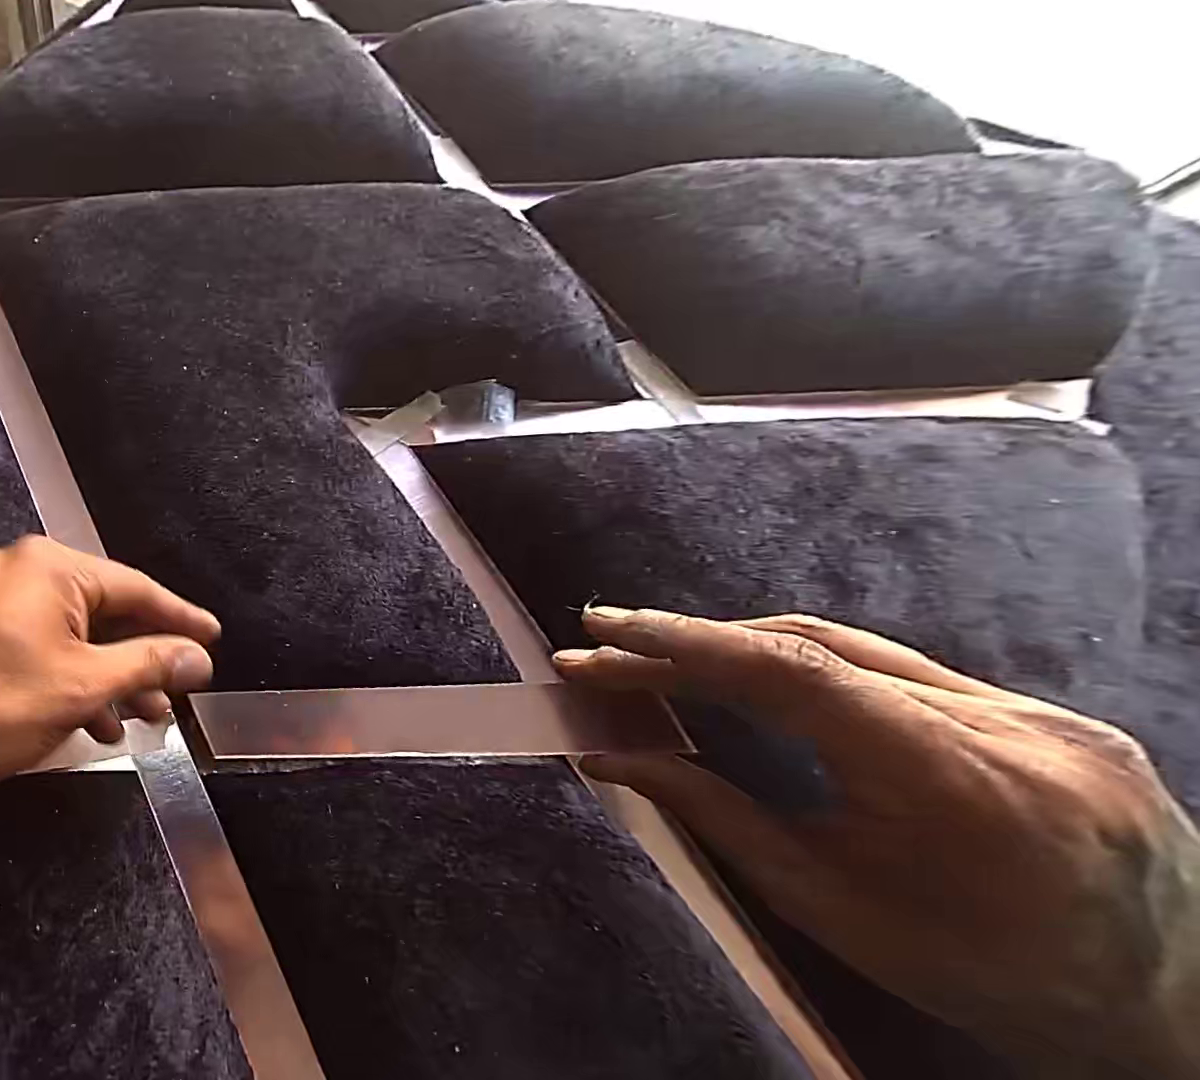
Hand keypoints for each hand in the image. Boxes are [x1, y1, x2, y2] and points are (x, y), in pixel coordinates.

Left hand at [0, 535, 218, 795]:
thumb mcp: (81, 686)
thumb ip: (148, 664)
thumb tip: (201, 657)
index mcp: (52, 567)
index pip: (137, 589)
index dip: (180, 618)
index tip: (213, 637)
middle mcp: (24, 571)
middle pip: (106, 613)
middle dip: (142, 661)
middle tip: (174, 696)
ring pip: (75, 637)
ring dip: (109, 678)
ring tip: (138, 719)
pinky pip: (43, 647)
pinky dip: (71, 680)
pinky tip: (89, 721)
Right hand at [556, 609, 1199, 1078]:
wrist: (1172, 1010)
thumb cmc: (975, 972)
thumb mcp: (821, 900)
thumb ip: (709, 811)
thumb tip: (606, 758)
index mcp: (956, 787)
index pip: (791, 673)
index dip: (680, 640)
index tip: (601, 633)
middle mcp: (1009, 727)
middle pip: (804, 648)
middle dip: (686, 643)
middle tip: (605, 647)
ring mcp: (1035, 710)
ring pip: (842, 644)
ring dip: (734, 646)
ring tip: (660, 659)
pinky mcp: (1037, 707)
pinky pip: (886, 662)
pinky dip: (795, 660)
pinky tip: (750, 674)